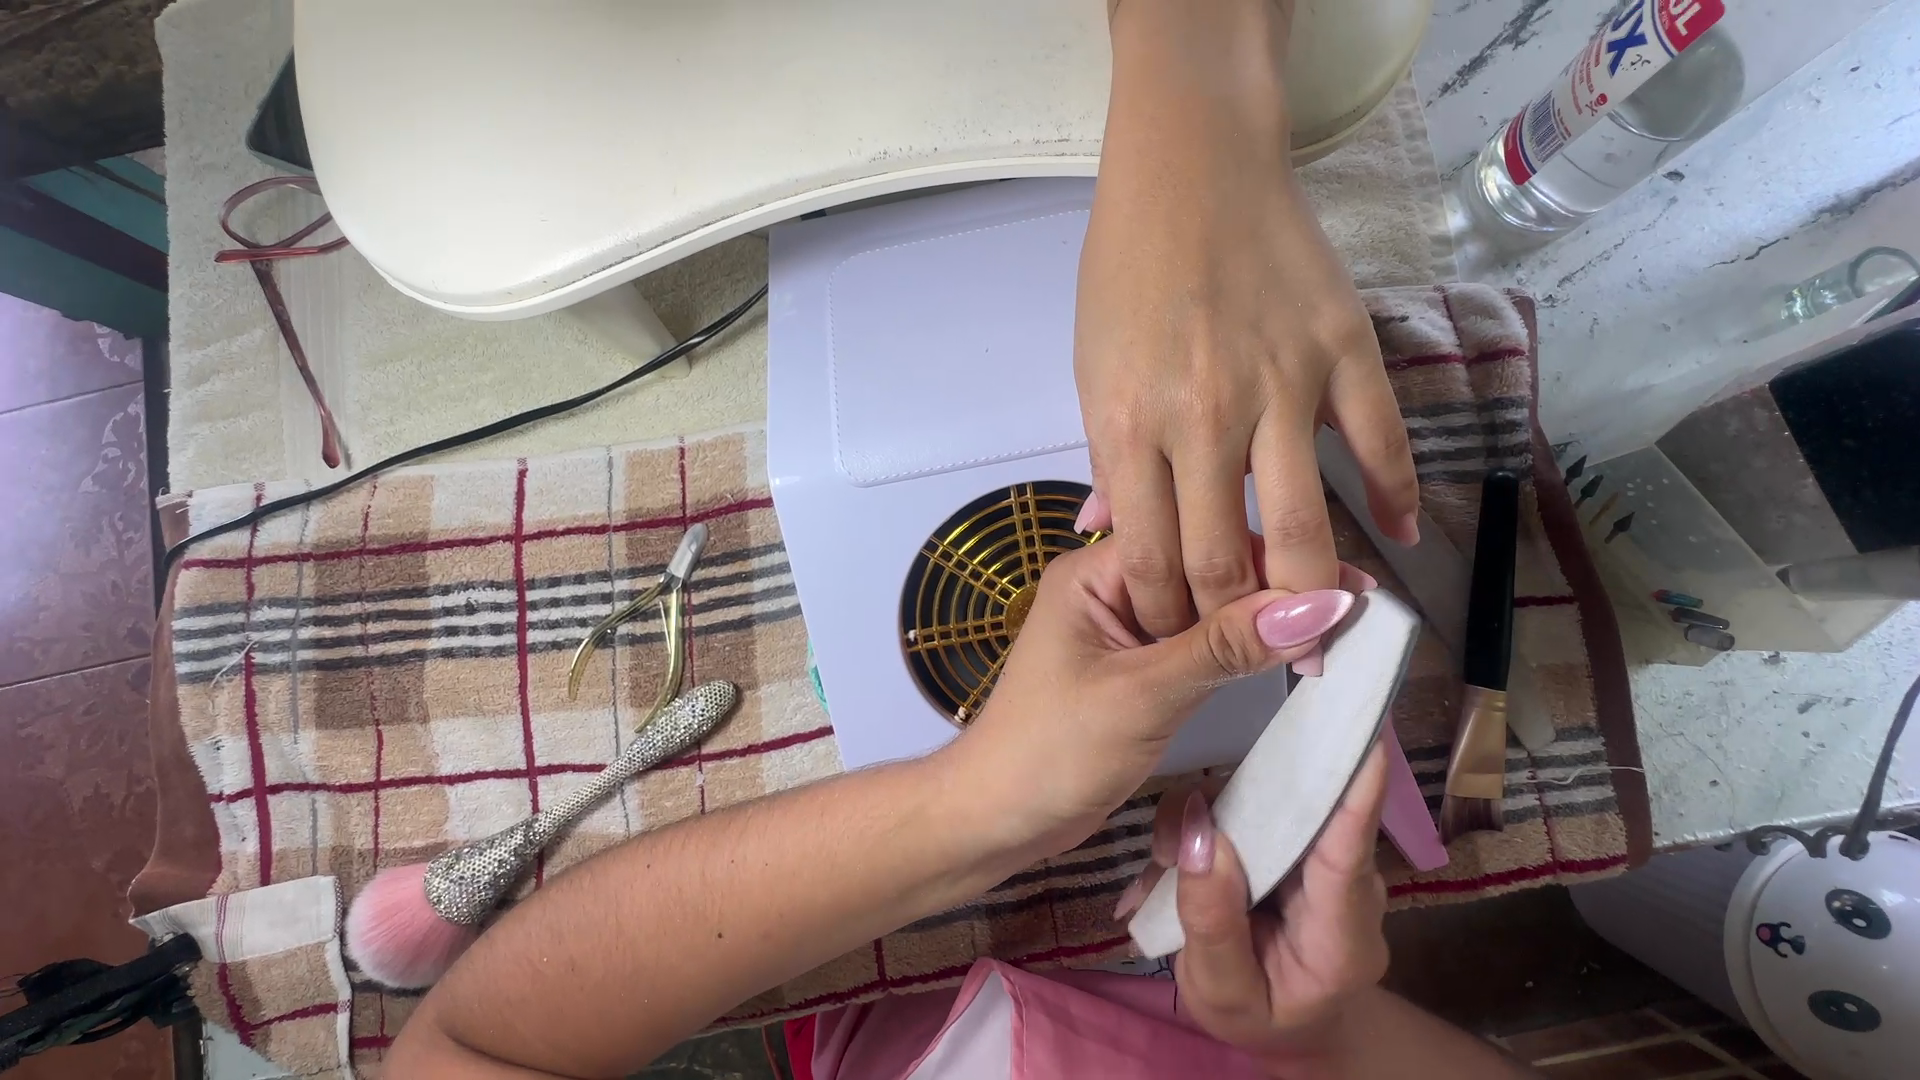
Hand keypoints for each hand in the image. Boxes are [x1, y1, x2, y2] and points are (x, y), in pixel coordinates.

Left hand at [949, 537, 1375, 859]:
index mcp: (1095, 572)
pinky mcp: (1135, 670)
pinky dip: (1238, 654)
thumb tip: (1322, 603)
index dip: (1268, 559)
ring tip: (1340, 626)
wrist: (999, 818)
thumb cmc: (1054, 751)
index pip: (1193, 540)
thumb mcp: (1142, 695)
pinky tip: (1289, 653)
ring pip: (1205, 612)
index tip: (1345, 580)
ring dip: (1261, 624)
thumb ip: (1225, 648)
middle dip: (1272, 591)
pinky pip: (1195, 648)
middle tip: (1356, 604)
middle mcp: (1110, 589)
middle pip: (1204, 571)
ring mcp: (1123, 631)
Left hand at [1076, 0, 1418, 641]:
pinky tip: (1401, 536)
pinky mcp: (1346, 353)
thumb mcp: (1092, 377)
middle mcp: (1206, 422)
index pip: (1153, 561)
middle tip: (1256, 657)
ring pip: (1307, 525)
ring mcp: (1282, 388)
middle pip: (1227, 561)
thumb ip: (1109, 460)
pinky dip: (1398, 496)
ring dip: (1315, 593)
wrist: (1190, 175)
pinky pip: (1381, 444)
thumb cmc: (1123, 280)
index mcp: (1130, 430)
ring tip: (1323, 630)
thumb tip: (1111, 530)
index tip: (1183, 644)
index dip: (1169, 619)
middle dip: (1238, 626)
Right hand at [1113, 742, 1393, 1071]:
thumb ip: (1211, 921)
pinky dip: (1195, 823)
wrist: (1288, 1020)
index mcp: (1340, 936)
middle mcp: (1338, 881)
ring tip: (1164, 870)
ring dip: (1198, 820)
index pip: (1350, 858)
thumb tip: (1200, 832)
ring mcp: (1311, 852)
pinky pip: (1236, 803)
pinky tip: (1171, 863)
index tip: (1365, 742)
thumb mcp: (1223, 993)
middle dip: (1228, 807)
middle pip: (1295, 813)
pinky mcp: (1282, 834)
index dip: (1357, 798)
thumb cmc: (1263, 1014)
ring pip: (1256, 800)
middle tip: (1167, 854)